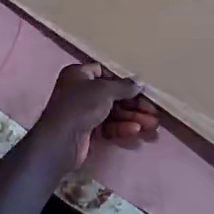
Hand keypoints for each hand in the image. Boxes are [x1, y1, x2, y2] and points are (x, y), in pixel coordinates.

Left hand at [32, 63, 160, 170]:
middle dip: (133, 104)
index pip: (104, 73)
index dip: (122, 80)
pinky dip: (121, 128)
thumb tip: (139, 82)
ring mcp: (82, 112)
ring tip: (152, 125)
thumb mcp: (104, 91)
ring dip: (132, 118)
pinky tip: (135, 131)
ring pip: (112, 112)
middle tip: (153, 112)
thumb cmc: (80, 106)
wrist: (60, 140)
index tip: (141, 89)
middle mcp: (79, 91)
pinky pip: (107, 126)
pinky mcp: (86, 130)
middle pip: (111, 95)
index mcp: (78, 75)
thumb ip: (123, 86)